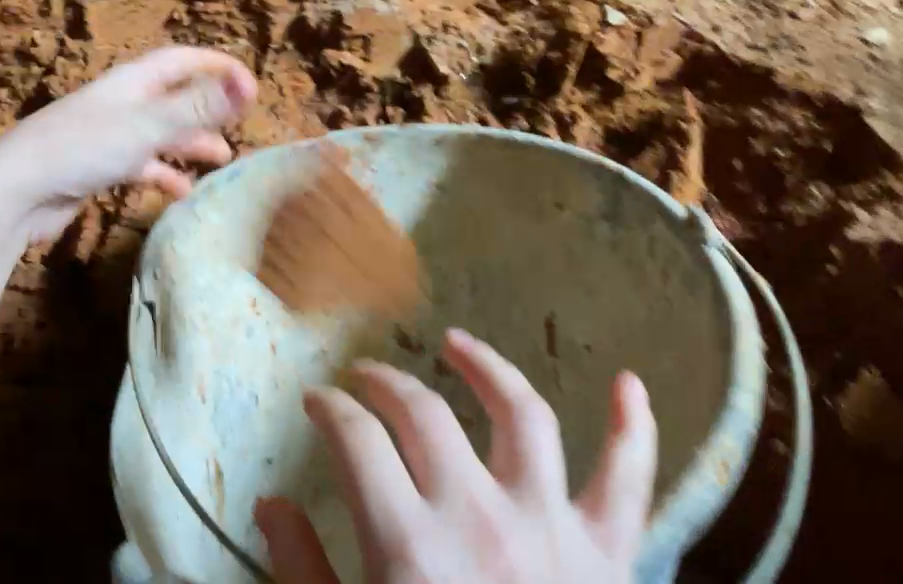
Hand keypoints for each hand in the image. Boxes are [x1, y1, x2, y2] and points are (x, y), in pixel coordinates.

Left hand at [0, 47, 256, 242]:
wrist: (15, 191)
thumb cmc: (82, 148)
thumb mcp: (147, 125)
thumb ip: (198, 107)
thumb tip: (248, 87)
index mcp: (132, 82)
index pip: (182, 60)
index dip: (217, 67)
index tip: (250, 86)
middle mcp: (122, 103)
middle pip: (173, 97)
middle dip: (207, 109)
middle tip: (239, 124)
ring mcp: (108, 136)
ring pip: (160, 133)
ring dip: (189, 143)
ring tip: (221, 159)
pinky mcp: (97, 168)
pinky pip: (141, 165)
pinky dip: (163, 175)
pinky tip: (181, 192)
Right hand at [256, 329, 656, 583]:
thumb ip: (303, 571)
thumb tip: (269, 505)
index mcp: (409, 545)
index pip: (356, 438)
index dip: (329, 408)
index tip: (317, 401)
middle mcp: (480, 519)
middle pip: (423, 413)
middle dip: (384, 382)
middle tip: (364, 375)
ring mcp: (551, 528)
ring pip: (522, 416)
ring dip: (487, 368)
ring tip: (457, 343)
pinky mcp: (609, 555)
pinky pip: (628, 481)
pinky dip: (633, 429)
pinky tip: (628, 385)